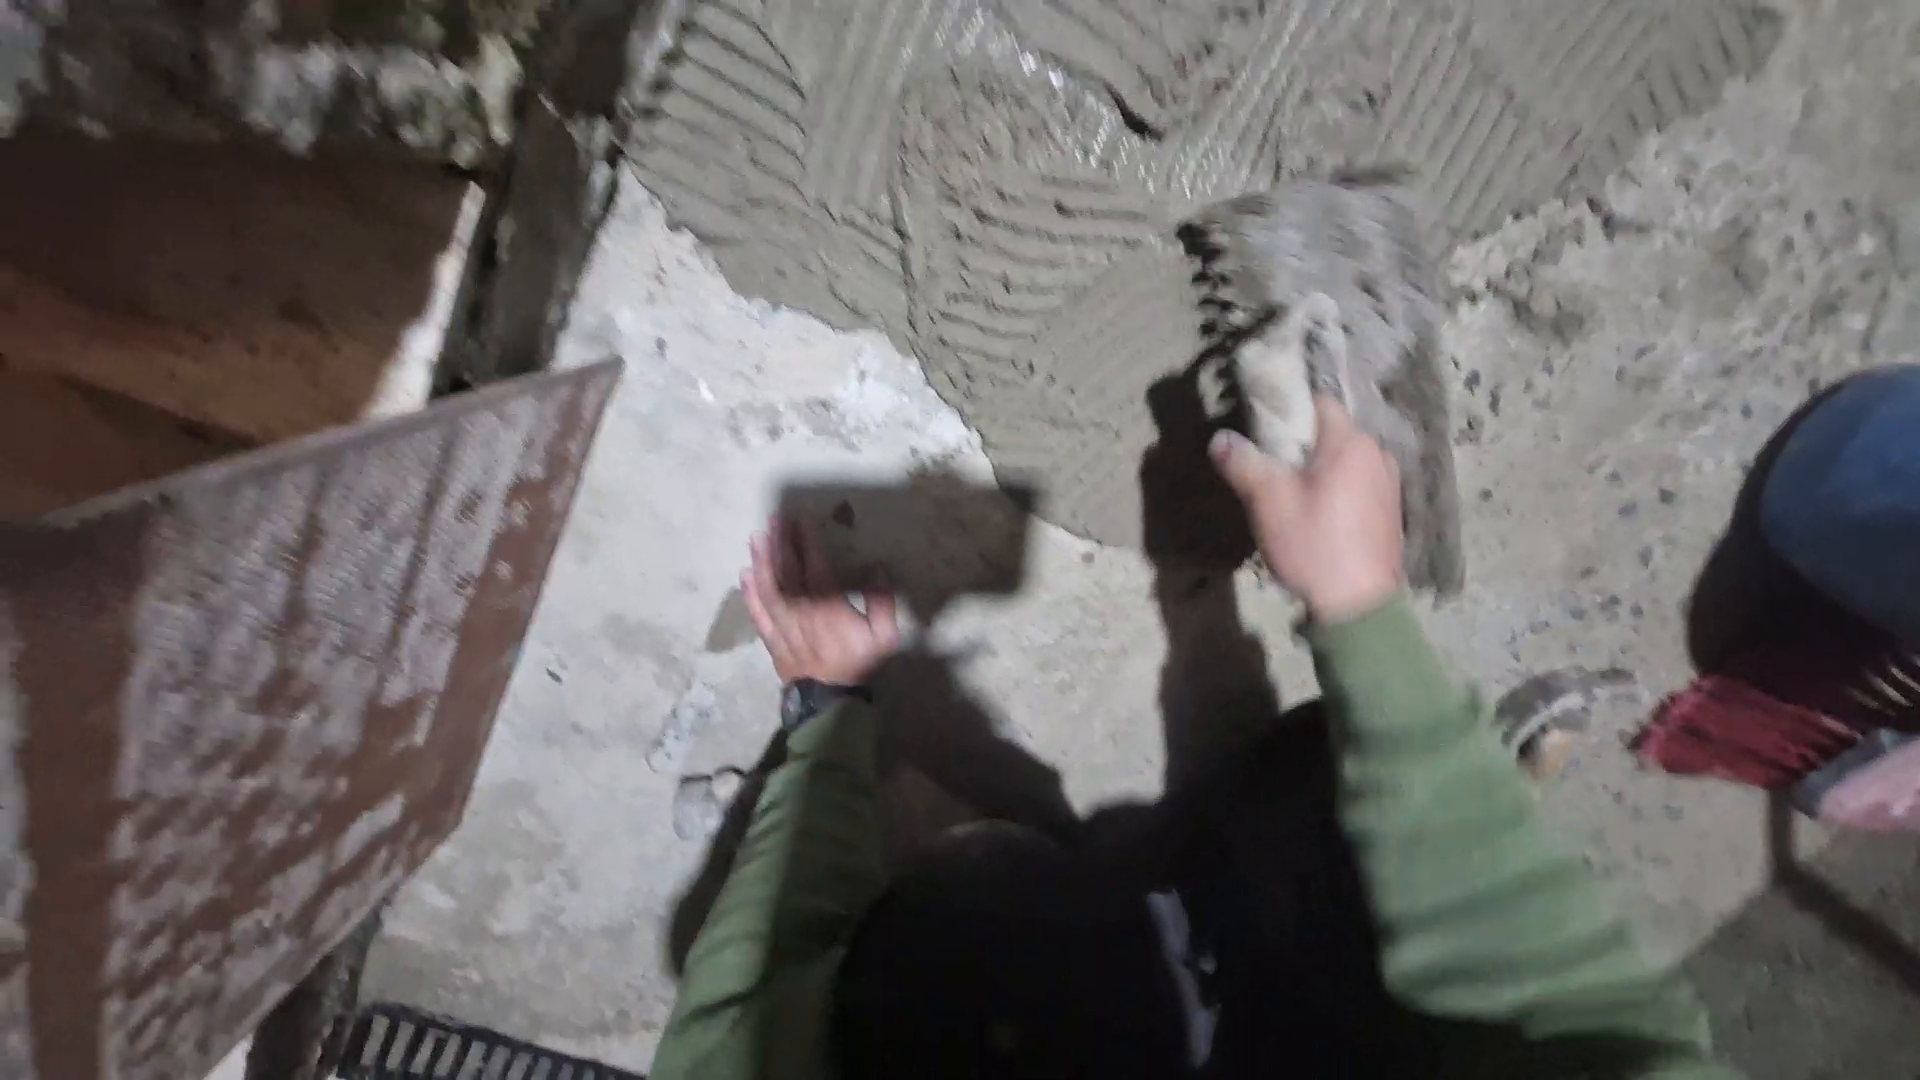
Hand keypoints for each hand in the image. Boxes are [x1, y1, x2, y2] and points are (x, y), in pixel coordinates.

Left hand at [741, 516, 901, 684]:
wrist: (831, 701)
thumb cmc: (859, 664)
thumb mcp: (883, 636)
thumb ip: (882, 601)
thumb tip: (878, 567)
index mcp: (828, 606)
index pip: (816, 566)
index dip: (808, 541)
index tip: (803, 518)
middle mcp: (801, 610)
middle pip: (787, 570)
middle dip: (780, 542)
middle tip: (775, 518)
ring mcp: (782, 625)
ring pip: (768, 587)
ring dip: (761, 560)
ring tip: (756, 537)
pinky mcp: (771, 639)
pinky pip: (757, 613)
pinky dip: (749, 594)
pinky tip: (743, 574)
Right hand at [1210, 396, 1404, 623]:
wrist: (1357, 603)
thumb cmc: (1313, 543)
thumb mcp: (1267, 501)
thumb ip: (1243, 463)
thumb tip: (1220, 438)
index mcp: (1351, 442)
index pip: (1318, 402)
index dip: (1286, 409)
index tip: (1260, 428)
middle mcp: (1377, 453)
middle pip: (1330, 432)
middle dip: (1299, 443)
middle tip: (1267, 466)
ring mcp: (1389, 482)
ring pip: (1342, 460)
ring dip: (1317, 468)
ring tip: (1288, 493)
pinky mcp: (1390, 509)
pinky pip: (1356, 483)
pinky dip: (1334, 488)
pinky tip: (1315, 514)